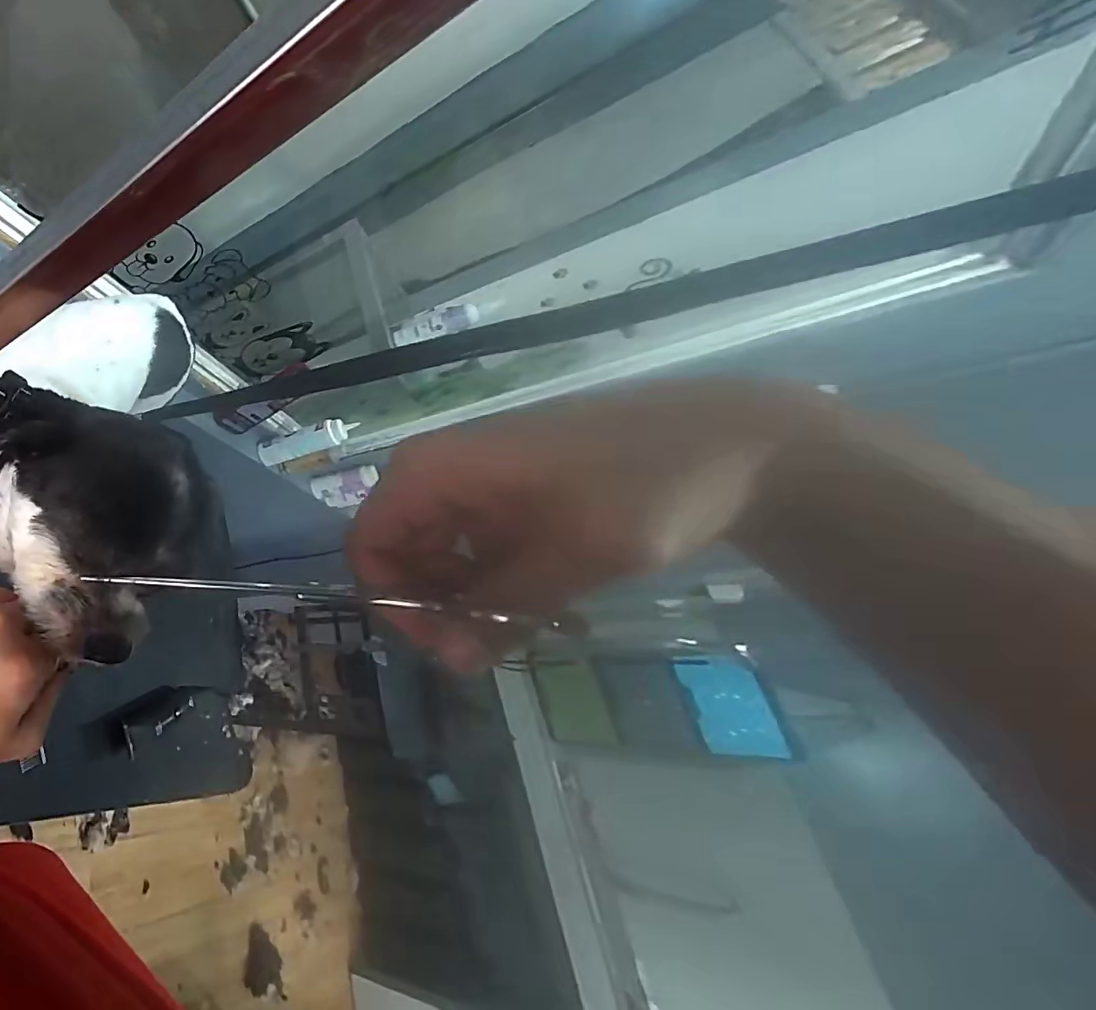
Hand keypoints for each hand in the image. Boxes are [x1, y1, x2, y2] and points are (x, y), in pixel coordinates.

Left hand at [0, 577, 65, 792]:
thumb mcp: (16, 744)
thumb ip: (52, 699)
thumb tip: (61, 664)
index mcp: (24, 662)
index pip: (63, 641)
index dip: (53, 654)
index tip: (39, 666)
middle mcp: (2, 621)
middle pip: (37, 616)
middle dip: (29, 635)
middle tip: (1, 661)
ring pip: (7, 600)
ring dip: (2, 620)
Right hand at [347, 379, 827, 670]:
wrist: (734, 439)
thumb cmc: (643, 485)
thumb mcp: (570, 559)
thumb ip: (500, 611)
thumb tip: (450, 665)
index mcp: (430, 470)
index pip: (368, 544)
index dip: (394, 601)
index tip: (447, 640)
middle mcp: (434, 471)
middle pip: (397, 553)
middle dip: (432, 607)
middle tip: (487, 647)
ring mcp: (467, 481)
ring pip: (432, 555)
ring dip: (464, 600)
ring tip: (523, 628)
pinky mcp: (499, 492)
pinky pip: (467, 544)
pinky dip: (490, 581)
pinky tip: (539, 604)